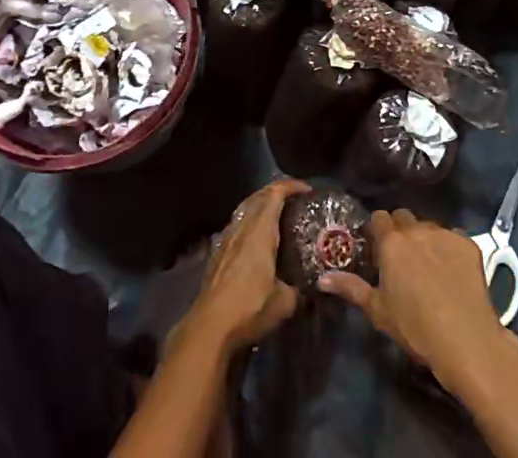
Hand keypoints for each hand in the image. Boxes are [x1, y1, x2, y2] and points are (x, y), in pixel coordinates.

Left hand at [174, 179, 308, 355]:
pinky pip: (235, 227)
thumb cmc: (250, 308)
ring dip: (259, 206)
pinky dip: (248, 222)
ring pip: (242, 211)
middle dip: (275, 191)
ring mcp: (225, 242)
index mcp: (259, 232)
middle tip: (293, 198)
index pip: (274, 195)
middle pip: (256, 198)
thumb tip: (309, 286)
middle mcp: (240, 230)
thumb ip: (299, 288)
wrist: (208, 331)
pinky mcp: (216, 257)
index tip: (307, 190)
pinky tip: (254, 239)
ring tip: (275, 215)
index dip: (291, 186)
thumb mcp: (285, 302)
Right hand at [318, 209, 516, 395]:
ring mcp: (445, 234)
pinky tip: (450, 269)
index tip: (377, 248)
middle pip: (404, 216)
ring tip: (426, 264)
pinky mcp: (468, 242)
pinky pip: (452, 236)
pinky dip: (448, 247)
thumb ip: (350, 288)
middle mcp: (418, 230)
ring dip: (423, 237)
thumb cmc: (414, 327)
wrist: (464, 337)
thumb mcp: (377, 310)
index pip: (379, 218)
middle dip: (399, 229)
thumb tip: (322, 279)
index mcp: (392, 243)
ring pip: (429, 225)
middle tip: (400, 256)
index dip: (376, 230)